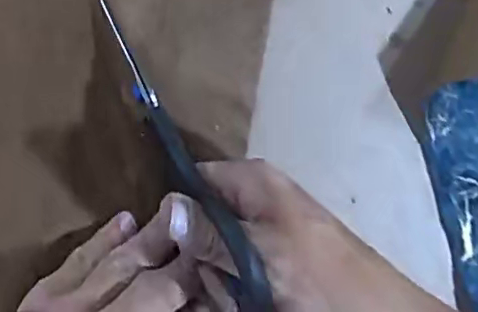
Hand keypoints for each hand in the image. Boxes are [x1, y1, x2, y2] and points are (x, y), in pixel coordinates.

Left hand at [20, 196, 209, 311]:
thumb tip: (197, 309)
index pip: (164, 302)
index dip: (193, 285)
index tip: (219, 269)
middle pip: (147, 286)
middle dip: (178, 260)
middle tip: (206, 232)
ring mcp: (63, 309)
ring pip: (114, 265)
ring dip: (147, 240)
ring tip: (174, 219)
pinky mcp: (39, 299)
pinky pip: (77, 260)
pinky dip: (102, 239)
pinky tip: (125, 220)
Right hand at [171, 159, 449, 311]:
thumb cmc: (319, 276)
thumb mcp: (262, 254)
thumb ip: (214, 233)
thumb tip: (168, 206)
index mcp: (251, 180)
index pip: (194, 178)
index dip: (174, 209)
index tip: (158, 243)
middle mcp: (254, 198)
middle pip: (202, 218)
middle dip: (197, 253)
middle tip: (205, 282)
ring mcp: (263, 232)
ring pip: (217, 251)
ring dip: (214, 278)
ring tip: (229, 297)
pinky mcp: (272, 263)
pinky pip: (236, 271)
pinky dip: (231, 289)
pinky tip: (236, 301)